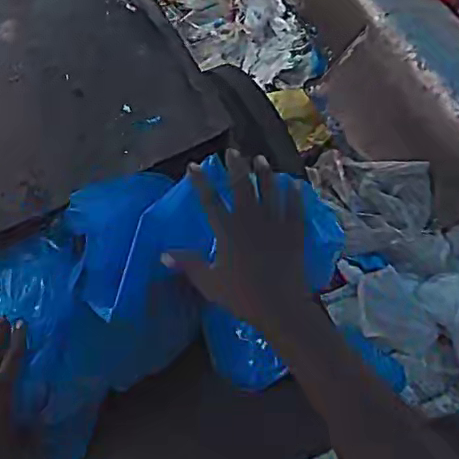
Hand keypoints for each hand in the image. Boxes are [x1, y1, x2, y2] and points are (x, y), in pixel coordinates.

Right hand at [164, 150, 320, 340]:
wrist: (281, 307)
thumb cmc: (242, 296)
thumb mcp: (210, 282)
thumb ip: (188, 264)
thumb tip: (163, 254)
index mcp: (227, 231)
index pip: (210, 200)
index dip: (201, 182)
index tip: (194, 166)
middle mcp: (250, 220)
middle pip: (242, 186)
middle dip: (236, 167)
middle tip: (233, 152)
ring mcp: (275, 223)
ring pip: (269, 191)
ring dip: (265, 173)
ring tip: (261, 159)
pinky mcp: (294, 232)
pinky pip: (295, 208)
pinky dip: (294, 195)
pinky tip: (293, 184)